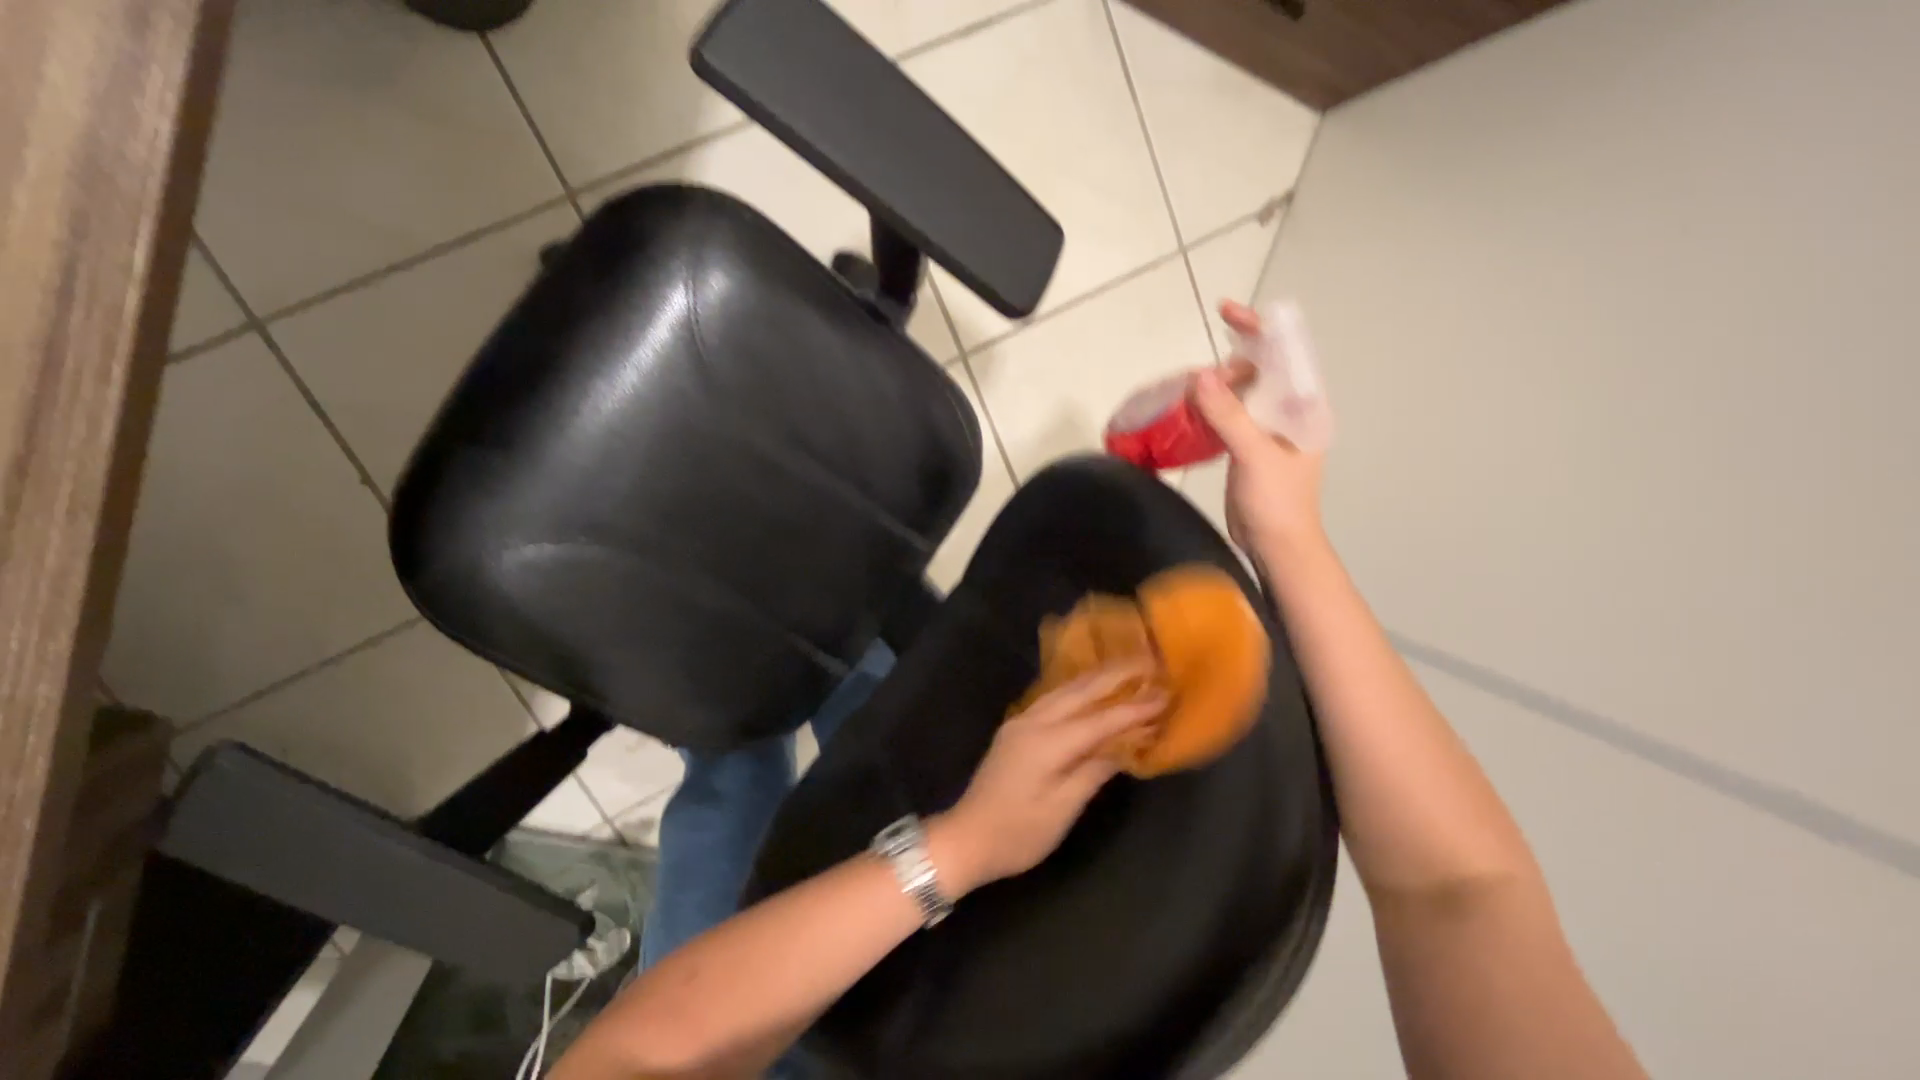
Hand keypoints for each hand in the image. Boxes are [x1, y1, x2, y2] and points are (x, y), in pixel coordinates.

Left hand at [930, 666, 1164, 893]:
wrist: (965, 839)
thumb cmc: (1017, 834)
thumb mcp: (1061, 810)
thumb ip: (1093, 773)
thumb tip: (1124, 748)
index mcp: (1046, 743)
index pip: (1100, 720)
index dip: (1133, 709)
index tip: (1165, 696)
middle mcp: (1032, 723)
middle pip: (1080, 692)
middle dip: (1116, 677)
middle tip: (1150, 664)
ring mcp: (1020, 724)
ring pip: (1064, 691)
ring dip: (1096, 679)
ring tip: (1126, 669)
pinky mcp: (1015, 731)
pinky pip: (1052, 699)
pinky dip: (1077, 690)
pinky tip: (1090, 689)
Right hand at [1190, 300, 1327, 561]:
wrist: (1277, 546)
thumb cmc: (1278, 501)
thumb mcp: (1254, 455)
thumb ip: (1228, 414)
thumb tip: (1199, 375)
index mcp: (1303, 407)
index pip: (1284, 353)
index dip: (1258, 328)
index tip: (1226, 311)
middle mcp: (1288, 412)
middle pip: (1258, 369)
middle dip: (1227, 364)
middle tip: (1197, 380)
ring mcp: (1267, 430)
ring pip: (1239, 393)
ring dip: (1214, 387)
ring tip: (1186, 391)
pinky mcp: (1248, 447)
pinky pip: (1227, 416)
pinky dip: (1208, 409)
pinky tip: (1187, 411)